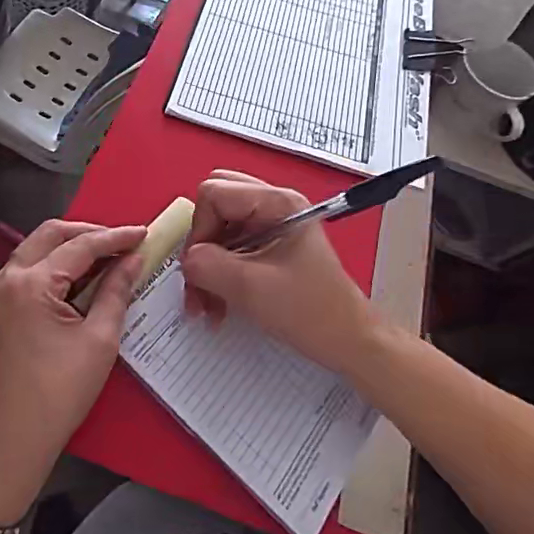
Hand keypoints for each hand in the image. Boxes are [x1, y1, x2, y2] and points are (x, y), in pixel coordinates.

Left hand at [0, 220, 146, 526]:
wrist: (9, 444)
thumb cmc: (58, 395)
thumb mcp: (99, 340)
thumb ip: (116, 291)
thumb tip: (133, 260)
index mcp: (29, 285)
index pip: (79, 246)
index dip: (116, 237)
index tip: (144, 233)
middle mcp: (3, 280)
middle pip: (49, 236)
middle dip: (89, 234)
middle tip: (123, 243)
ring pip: (33, 251)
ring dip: (68, 249)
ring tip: (105, 260)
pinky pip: (23, 274)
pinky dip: (51, 269)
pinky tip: (76, 283)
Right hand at [179, 171, 382, 378]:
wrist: (347, 340)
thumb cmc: (310, 311)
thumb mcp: (251, 288)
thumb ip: (209, 265)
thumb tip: (187, 258)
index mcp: (278, 203)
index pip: (214, 193)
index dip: (199, 230)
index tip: (200, 267)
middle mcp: (274, 206)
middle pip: (215, 205)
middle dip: (200, 244)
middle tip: (198, 278)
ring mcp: (272, 226)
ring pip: (220, 230)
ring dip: (206, 266)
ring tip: (206, 307)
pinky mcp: (270, 247)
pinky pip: (231, 249)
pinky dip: (219, 274)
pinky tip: (218, 306)